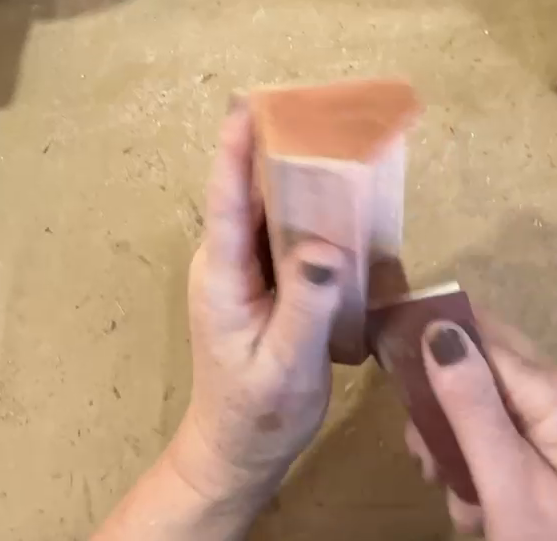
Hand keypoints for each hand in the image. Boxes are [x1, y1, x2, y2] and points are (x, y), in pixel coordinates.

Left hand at [169, 105, 350, 506]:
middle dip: (271, 150)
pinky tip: (333, 203)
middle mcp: (225, 260)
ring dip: (290, 178)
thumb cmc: (258, 411)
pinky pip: (279, 234)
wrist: (238, 451)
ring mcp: (240, 269)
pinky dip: (303, 213)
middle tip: (310, 113)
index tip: (246, 106)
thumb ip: (305, 304)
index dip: (235, 150)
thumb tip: (327, 245)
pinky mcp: (258, 280)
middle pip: (246, 193)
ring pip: (264, 211)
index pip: (225, 200)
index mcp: (222, 274)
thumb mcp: (287, 364)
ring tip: (326, 144)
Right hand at [405, 314, 556, 539]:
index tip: (394, 384)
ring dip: (457, 443)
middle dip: (441, 403)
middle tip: (421, 456)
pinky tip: (477, 508)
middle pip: (481, 367)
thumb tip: (437, 325)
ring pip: (489, 408)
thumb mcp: (508, 485)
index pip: (476, 335)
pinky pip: (508, 441)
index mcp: (553, 389)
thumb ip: (472, 405)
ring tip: (447, 493)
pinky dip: (483, 466)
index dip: (430, 348)